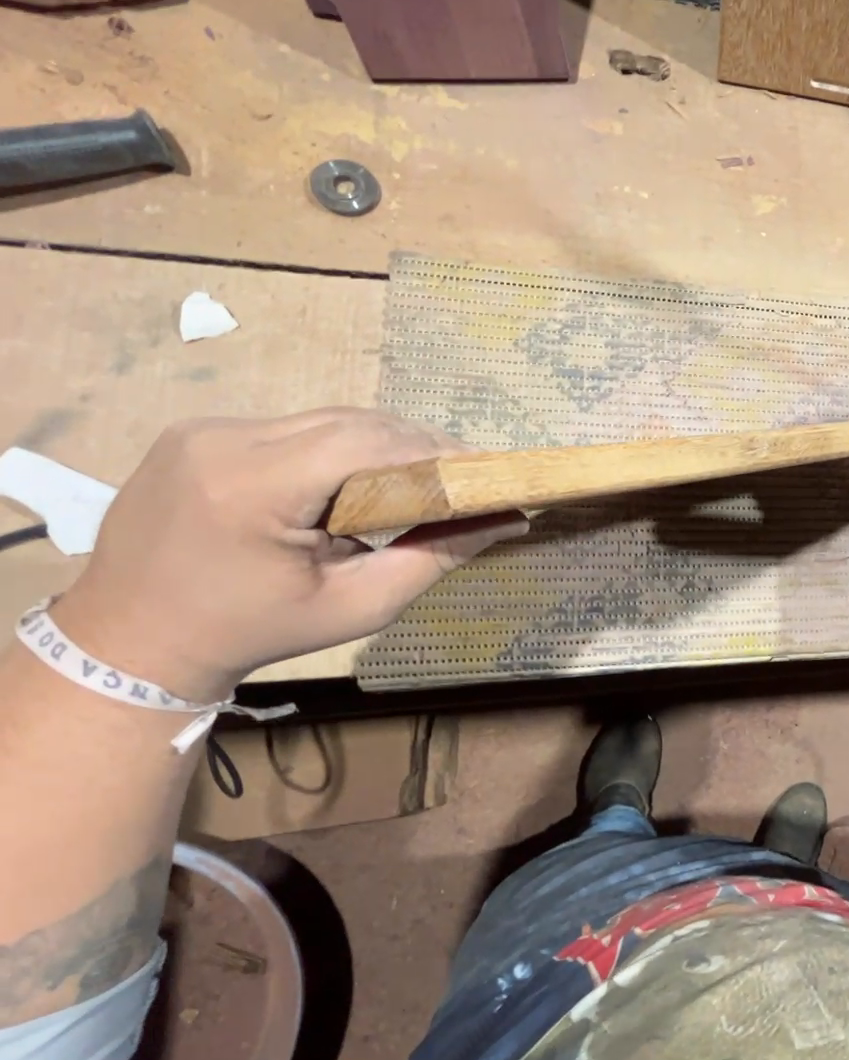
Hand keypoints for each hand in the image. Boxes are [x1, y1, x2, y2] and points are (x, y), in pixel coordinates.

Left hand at [52, 409, 527, 701]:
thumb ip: (436, 557)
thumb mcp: (358, 605)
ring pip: (325, 418)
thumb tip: (508, 521)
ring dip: (383, 442)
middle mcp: (222, 441)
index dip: (434, 451)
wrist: (129, 641)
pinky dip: (343, 445)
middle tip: (466, 475)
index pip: (367, 442)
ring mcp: (203, 431)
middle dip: (417, 444)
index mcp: (252, 487)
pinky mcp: (198, 433)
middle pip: (350, 422)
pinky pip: (294, 427)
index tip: (483, 474)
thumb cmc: (253, 631)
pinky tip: (366, 475)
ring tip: (425, 475)